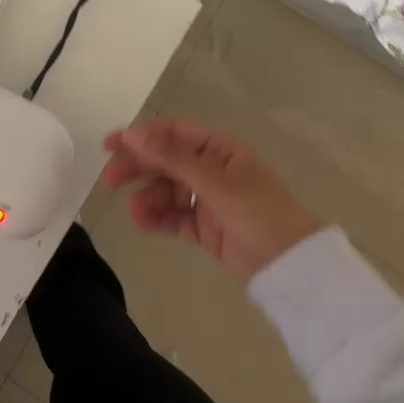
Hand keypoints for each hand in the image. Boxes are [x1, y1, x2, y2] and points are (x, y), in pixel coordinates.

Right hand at [101, 119, 322, 282]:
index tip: (112, 145)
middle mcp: (212, 170)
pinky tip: (144, 224)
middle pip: (165, 161)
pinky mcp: (205, 227)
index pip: (173, 133)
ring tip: (135, 214)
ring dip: (146, 199)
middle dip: (137, 168)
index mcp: (220, 150)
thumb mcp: (215, 182)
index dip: (142, 136)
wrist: (294, 269)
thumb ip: (171, 157)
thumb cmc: (260, 214)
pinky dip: (157, 219)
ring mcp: (208, 199)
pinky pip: (173, 216)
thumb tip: (132, 133)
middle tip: (109, 179)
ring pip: (165, 191)